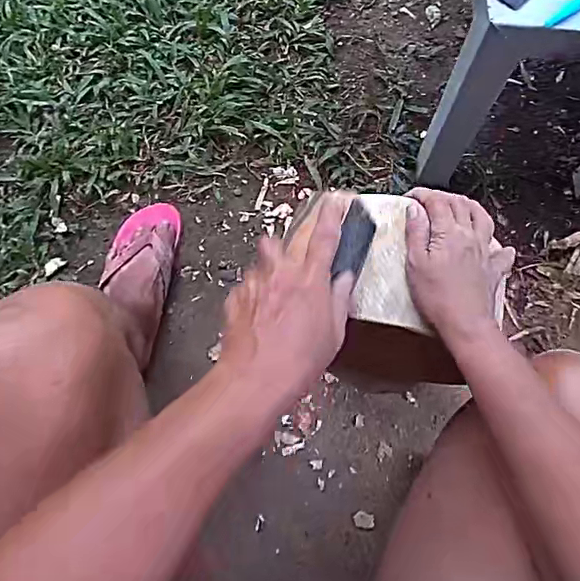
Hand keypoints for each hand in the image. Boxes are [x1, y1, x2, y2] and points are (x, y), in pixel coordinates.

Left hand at [219, 191, 358, 402]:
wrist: (254, 380)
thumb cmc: (298, 361)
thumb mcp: (334, 333)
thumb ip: (339, 299)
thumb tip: (343, 280)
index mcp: (311, 279)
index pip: (325, 236)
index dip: (332, 214)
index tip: (336, 200)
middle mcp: (281, 273)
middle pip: (287, 240)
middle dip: (293, 242)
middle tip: (298, 261)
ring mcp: (255, 282)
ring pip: (264, 261)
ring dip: (271, 270)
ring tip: (277, 297)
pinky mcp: (236, 296)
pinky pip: (248, 285)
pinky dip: (255, 293)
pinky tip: (260, 316)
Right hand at [404, 188, 514, 346]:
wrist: (466, 324)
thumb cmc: (438, 298)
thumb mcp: (416, 264)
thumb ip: (416, 233)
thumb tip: (414, 210)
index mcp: (449, 234)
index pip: (437, 202)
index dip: (423, 195)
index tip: (412, 197)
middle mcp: (469, 237)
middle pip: (460, 204)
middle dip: (444, 196)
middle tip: (430, 200)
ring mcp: (484, 251)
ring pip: (482, 217)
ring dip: (471, 207)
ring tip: (461, 206)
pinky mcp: (493, 268)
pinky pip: (501, 251)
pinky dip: (499, 244)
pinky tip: (499, 246)